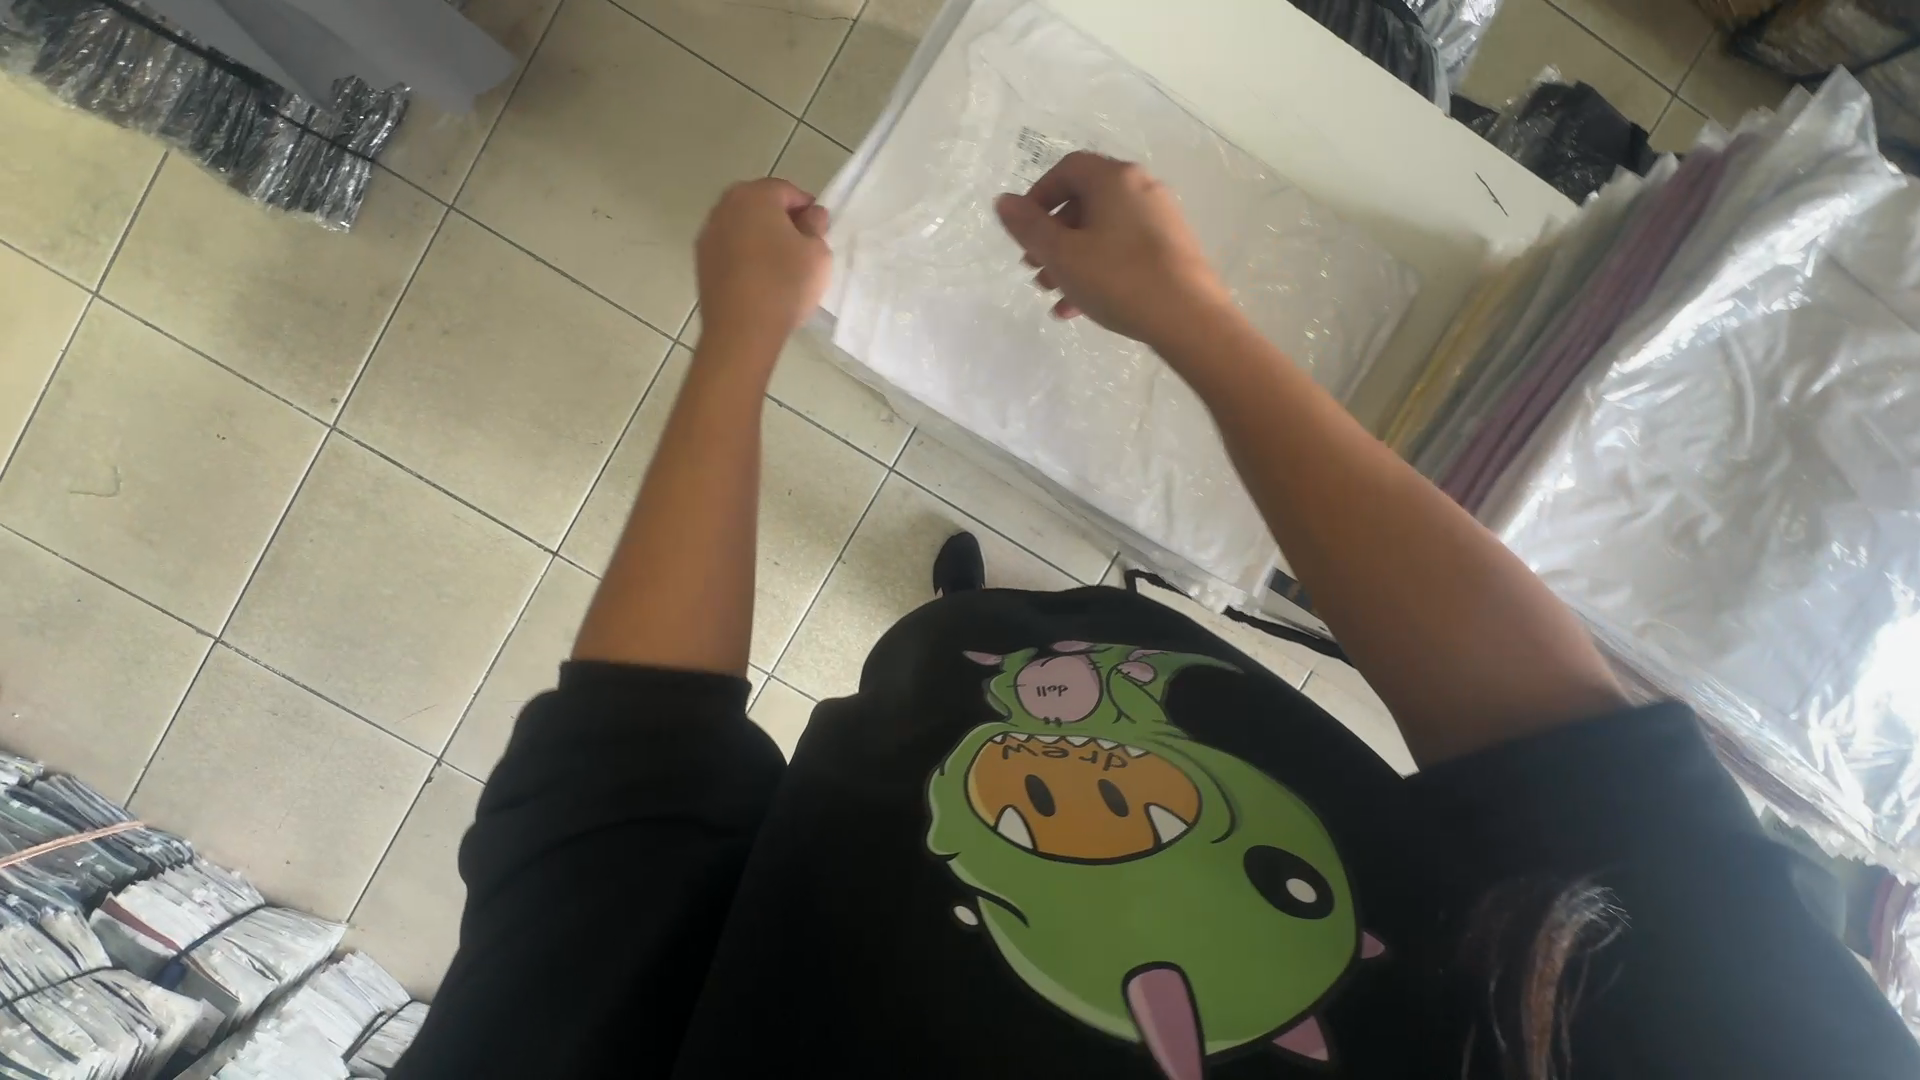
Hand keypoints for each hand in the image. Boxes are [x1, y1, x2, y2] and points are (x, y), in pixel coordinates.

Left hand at [696, 177, 831, 354]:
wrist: (741, 330)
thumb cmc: (785, 285)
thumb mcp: (817, 254)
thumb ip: (816, 227)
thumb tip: (811, 215)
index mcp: (755, 195)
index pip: (787, 191)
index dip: (807, 209)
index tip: (819, 232)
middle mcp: (726, 206)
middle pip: (760, 205)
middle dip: (781, 221)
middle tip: (800, 248)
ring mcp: (708, 233)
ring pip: (742, 227)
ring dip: (761, 239)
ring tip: (779, 267)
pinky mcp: (701, 261)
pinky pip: (730, 250)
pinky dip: (745, 257)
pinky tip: (758, 281)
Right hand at [994, 152, 1236, 352]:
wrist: (1189, 317)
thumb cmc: (1118, 280)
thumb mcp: (1063, 255)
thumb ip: (1029, 227)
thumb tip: (1003, 201)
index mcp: (1114, 179)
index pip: (1067, 170)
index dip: (1038, 196)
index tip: (1023, 232)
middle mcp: (1140, 188)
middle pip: (1085, 203)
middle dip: (1053, 238)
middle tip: (1035, 270)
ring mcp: (1160, 219)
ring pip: (1103, 232)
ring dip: (1072, 261)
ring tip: (1054, 295)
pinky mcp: (1172, 249)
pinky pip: (1124, 251)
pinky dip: (1098, 270)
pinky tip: (1082, 308)